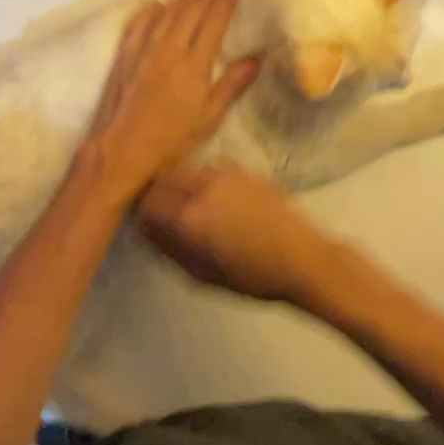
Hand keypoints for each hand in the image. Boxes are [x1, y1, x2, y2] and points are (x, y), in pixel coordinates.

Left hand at [78, 0, 260, 201]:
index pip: (213, 21)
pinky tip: (159, 7)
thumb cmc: (172, 138)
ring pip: (167, 11)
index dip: (225, 3)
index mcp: (195, 63)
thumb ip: (232, 85)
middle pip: (191, 9)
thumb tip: (256, 59)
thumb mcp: (209, 117)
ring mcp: (145, 47)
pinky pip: (140, 20)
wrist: (124, 147)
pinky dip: (153, 9)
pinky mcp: (126, 52)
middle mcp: (170, 47)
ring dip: (183, 1)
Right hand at [137, 164, 343, 302]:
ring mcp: (224, 173)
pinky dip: (202, 178)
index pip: (145, 201)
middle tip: (159, 209)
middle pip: (162, 177)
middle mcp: (202, 186)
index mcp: (188, 216)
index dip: (139, 210)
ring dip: (179, 182)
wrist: (304, 259)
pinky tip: (214, 197)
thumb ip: (167, 248)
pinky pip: (210, 167)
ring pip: (185, 168)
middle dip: (156, 191)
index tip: (142, 220)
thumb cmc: (251, 276)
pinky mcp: (243, 168)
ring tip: (187, 202)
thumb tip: (142, 229)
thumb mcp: (201, 275)